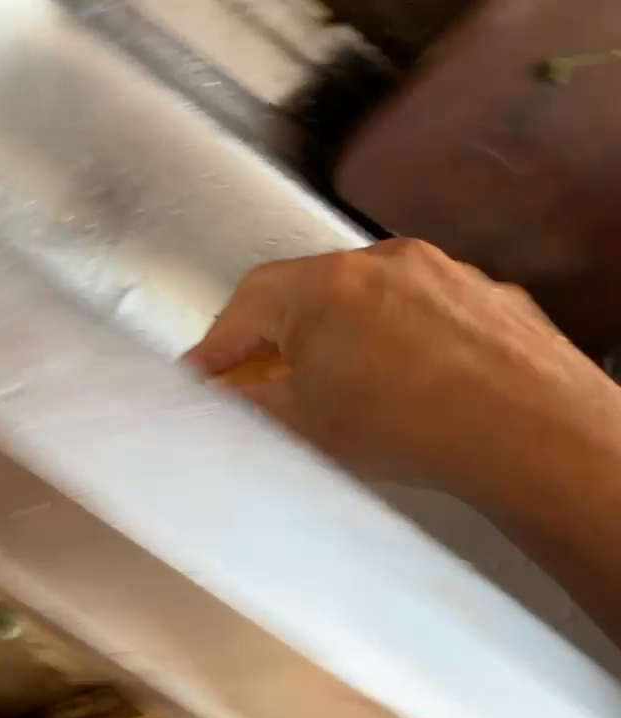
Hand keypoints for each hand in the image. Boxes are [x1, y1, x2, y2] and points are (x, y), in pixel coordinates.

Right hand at [186, 239, 610, 500]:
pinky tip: (381, 383)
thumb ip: (238, 400)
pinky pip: (404, 309)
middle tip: (250, 382)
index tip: (198, 378)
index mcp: (325, 286)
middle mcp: (382, 263)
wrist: (535, 438)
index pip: (239, 308)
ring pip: (350, 299)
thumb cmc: (414, 426)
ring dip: (322, 337)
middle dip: (264, 338)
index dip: (211, 349)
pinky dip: (378, 339)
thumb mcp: (291, 421)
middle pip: (293, 294)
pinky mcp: (481, 294)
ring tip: (320, 387)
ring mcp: (439, 273)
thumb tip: (217, 394)